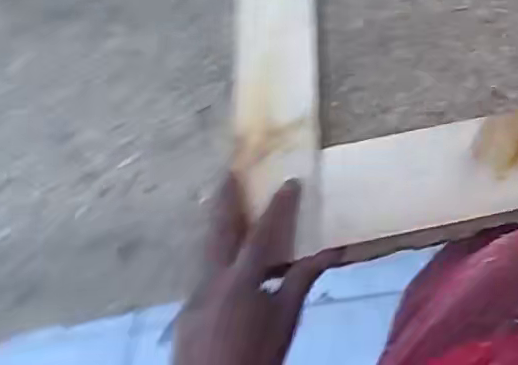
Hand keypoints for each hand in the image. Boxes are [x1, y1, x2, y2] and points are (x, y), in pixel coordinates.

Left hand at [174, 175, 337, 364]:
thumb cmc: (256, 360)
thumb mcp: (286, 320)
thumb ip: (303, 279)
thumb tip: (333, 249)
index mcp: (240, 281)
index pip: (262, 233)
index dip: (279, 206)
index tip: (290, 181)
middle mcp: (211, 284)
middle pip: (218, 232)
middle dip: (225, 200)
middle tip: (229, 172)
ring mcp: (192, 301)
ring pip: (206, 253)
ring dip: (217, 227)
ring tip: (227, 207)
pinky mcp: (184, 318)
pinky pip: (203, 275)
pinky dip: (216, 257)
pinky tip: (227, 262)